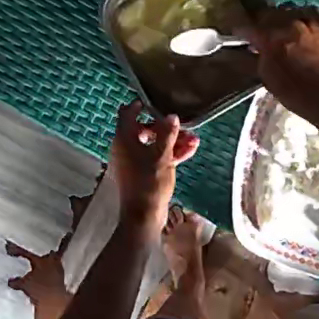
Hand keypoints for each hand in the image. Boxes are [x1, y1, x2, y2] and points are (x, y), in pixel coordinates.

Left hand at [108, 100, 197, 227]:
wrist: (143, 216)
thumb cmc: (149, 183)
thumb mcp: (162, 156)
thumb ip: (167, 134)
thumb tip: (171, 116)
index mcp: (124, 140)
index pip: (127, 113)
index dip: (139, 105)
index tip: (154, 101)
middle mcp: (125, 148)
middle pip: (145, 128)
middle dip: (166, 127)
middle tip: (184, 125)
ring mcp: (134, 161)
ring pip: (153, 143)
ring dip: (173, 140)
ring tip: (194, 139)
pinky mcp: (142, 172)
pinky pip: (156, 156)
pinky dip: (171, 152)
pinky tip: (190, 150)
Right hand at [249, 5, 318, 124]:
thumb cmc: (292, 91)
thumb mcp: (266, 76)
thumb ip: (254, 58)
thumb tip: (248, 49)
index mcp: (267, 38)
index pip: (246, 26)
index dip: (241, 31)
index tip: (240, 36)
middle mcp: (286, 24)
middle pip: (266, 13)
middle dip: (260, 23)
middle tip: (261, 35)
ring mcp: (306, 23)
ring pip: (287, 10)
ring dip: (281, 18)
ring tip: (281, 29)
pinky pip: (309, 12)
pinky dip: (302, 16)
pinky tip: (301, 25)